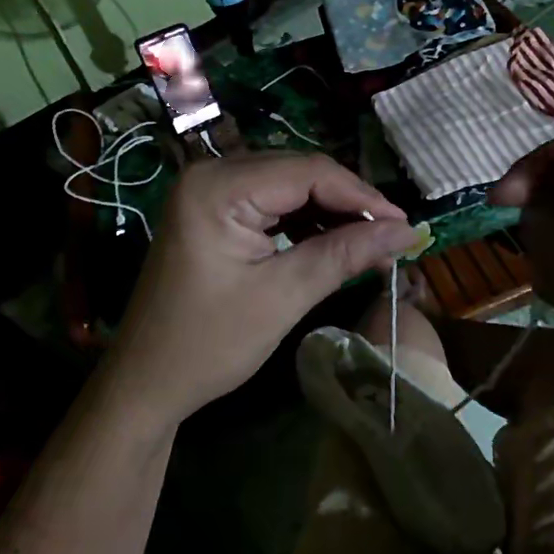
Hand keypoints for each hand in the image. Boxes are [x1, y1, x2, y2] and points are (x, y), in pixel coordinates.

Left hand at [108, 152, 417, 423]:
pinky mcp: (212, 209)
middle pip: (298, 172)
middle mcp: (210, 173)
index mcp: (219, 186)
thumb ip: (344, 254)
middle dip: (348, 203)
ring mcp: (208, 190)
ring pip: (287, 186)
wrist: (145, 380)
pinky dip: (303, 220)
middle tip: (392, 237)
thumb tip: (407, 231)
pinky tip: (332, 241)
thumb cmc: (208, 343)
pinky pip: (269, 202)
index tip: (405, 226)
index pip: (308, 172)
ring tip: (370, 243)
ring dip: (329, 211)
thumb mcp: (283, 296)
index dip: (362, 195)